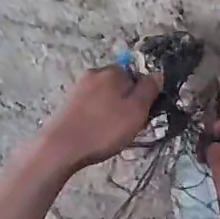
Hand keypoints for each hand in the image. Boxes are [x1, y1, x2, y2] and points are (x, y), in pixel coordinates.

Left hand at [32, 67, 163, 172]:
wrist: (61, 147)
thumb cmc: (104, 129)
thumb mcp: (136, 110)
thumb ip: (149, 89)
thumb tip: (158, 73)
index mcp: (112, 71)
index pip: (138, 77)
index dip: (144, 97)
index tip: (143, 116)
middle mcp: (94, 74)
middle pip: (121, 87)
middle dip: (128, 105)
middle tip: (129, 127)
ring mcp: (79, 88)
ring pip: (107, 98)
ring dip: (113, 113)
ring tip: (112, 134)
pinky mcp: (69, 104)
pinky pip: (93, 108)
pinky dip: (99, 118)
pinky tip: (97, 134)